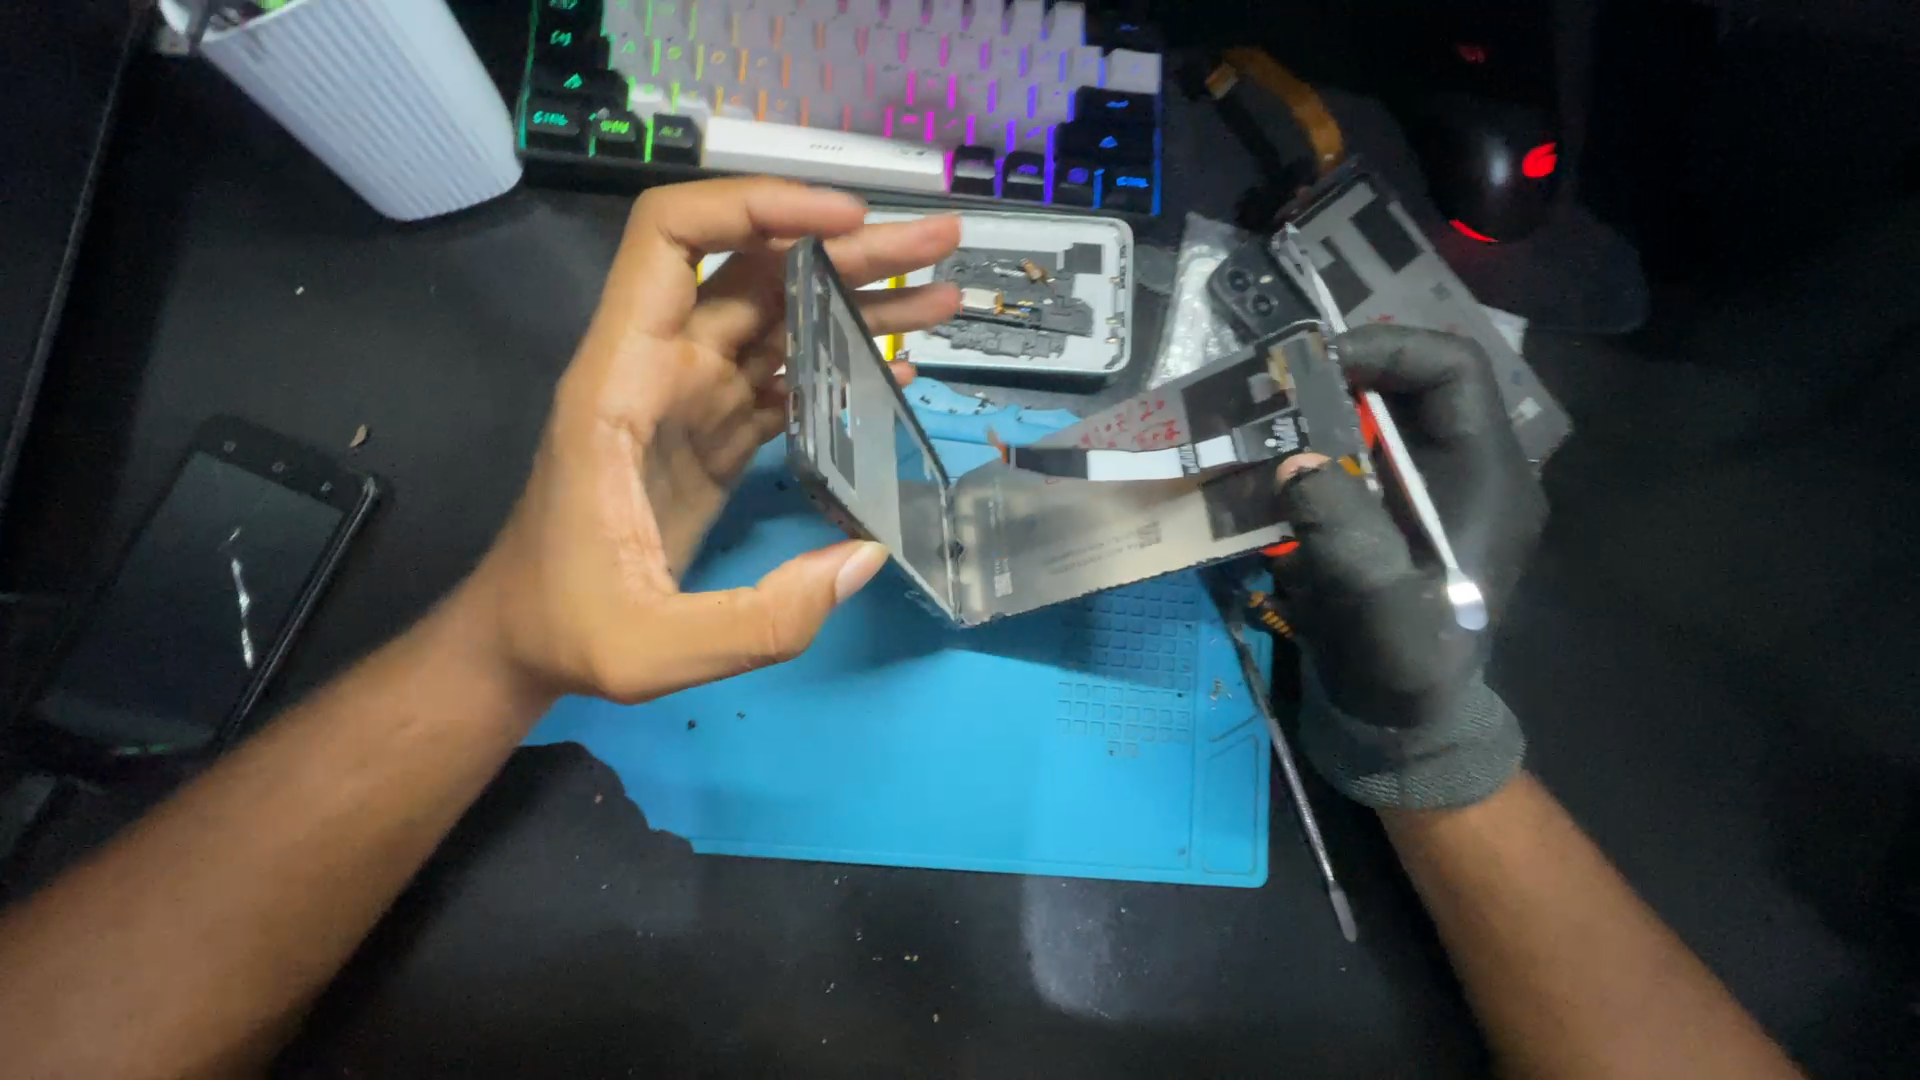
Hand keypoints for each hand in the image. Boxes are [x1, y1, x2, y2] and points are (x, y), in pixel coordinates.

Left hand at [464, 178, 961, 704]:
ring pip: (782, 321)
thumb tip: (865, 559)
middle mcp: (661, 371)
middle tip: (938, 244)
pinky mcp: (717, 433)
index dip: (757, 208)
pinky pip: (786, 378)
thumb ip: (763, 619)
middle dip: (849, 251)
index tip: (847, 223)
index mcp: (623, 384)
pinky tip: (897, 371)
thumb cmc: (568, 629)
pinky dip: (841, 367)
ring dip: (858, 302)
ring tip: (941, 296)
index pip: (674, 242)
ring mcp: (692, 399)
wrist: (527, 638)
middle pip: (757, 273)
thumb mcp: (655, 648)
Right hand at [1275, 324, 1547, 808]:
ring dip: (1314, 417)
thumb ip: (1343, 527)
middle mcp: (1461, 470)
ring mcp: (1423, 493)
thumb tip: (1294, 461)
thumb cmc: (1404, 663)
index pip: (1452, 370)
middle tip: (1272, 390)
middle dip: (1337, 379)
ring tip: (1260, 422)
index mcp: (1484, 475)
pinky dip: (1306, 455)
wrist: (1398, 717)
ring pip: (1372, 421)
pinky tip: (1265, 472)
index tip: (1312, 363)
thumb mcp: (1378, 601)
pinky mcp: (1387, 515)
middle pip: (1407, 387)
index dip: (1385, 348)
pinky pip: (1349, 460)